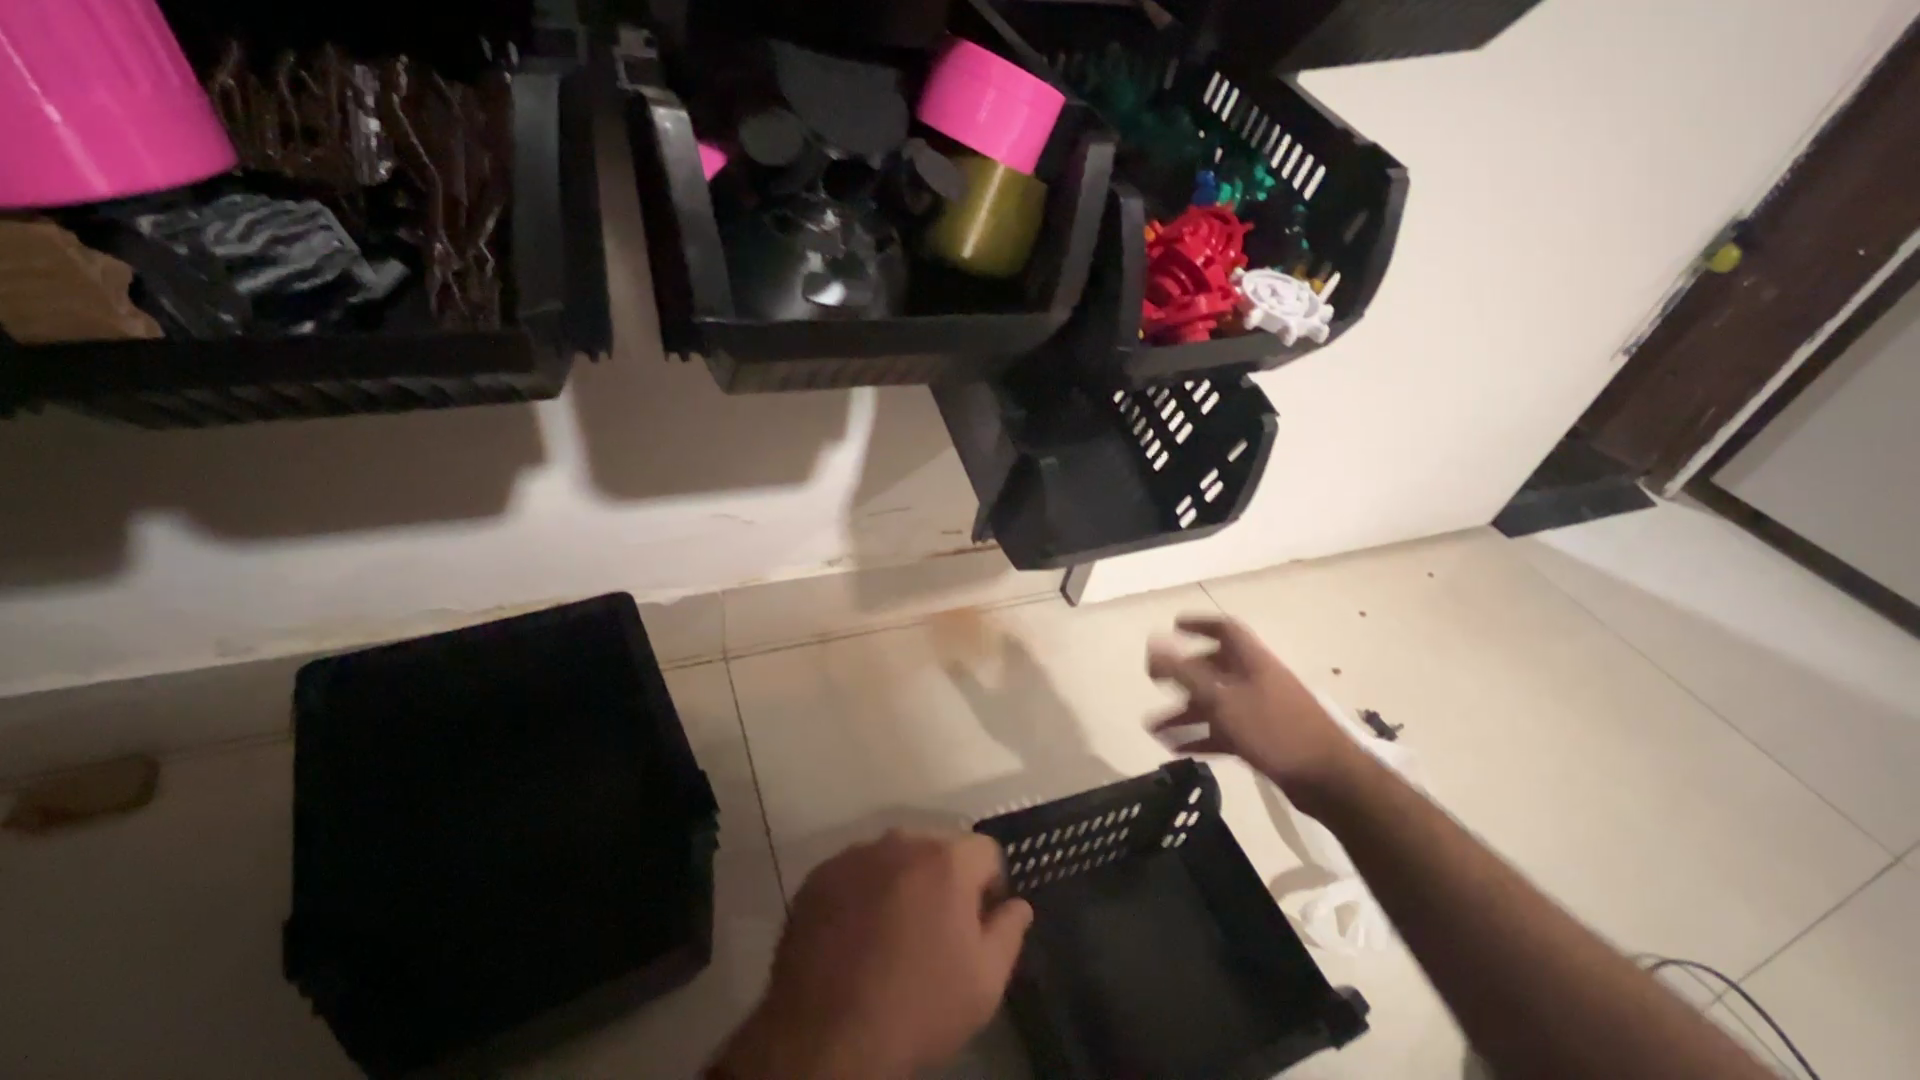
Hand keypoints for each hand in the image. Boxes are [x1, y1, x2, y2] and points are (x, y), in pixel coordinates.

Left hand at [714, 830, 1032, 1079]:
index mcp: (947, 861)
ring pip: (892, 858)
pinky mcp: (816, 878)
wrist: (828, 1037)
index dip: (989, 886)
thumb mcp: (986, 981)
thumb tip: (1017, 905)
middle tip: (936, 930)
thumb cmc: (919, 1007)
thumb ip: (1009, 932)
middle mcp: (899, 843)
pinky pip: (854, 874)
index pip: (985, 851)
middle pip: (937, 848)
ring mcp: (852, 858)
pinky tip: (857, 936)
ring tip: (892, 933)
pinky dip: (862, 893)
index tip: (979, 922)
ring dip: (901, 882)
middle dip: (944, 879)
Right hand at [1147, 614, 1362, 815]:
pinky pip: (1225, 731)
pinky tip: (1177, 750)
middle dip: (1182, 677)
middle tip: (1155, 683)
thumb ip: (1186, 674)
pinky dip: (1201, 737)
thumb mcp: (1224, 701)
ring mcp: (1261, 711)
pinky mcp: (1263, 740)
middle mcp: (1256, 681)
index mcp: (1253, 662)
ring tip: (1154, 728)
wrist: (1328, 779)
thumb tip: (1153, 642)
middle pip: (1215, 670)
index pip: (1225, 630)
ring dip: (1185, 713)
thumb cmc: (1275, 731)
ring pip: (1216, 705)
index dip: (1200, 625)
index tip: (1173, 626)